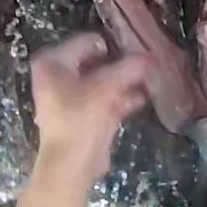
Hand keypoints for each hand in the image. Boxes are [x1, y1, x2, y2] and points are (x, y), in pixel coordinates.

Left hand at [29, 34, 151, 183]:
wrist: (70, 166)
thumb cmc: (80, 120)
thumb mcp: (107, 89)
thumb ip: (130, 69)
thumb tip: (152, 57)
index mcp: (53, 62)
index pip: (88, 41)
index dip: (115, 45)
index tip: (139, 49)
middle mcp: (58, 76)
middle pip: (96, 62)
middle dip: (122, 64)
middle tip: (147, 63)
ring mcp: (70, 97)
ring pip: (103, 82)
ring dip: (126, 82)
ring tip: (151, 78)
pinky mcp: (83, 116)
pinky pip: (104, 100)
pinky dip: (122, 98)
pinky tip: (144, 97)